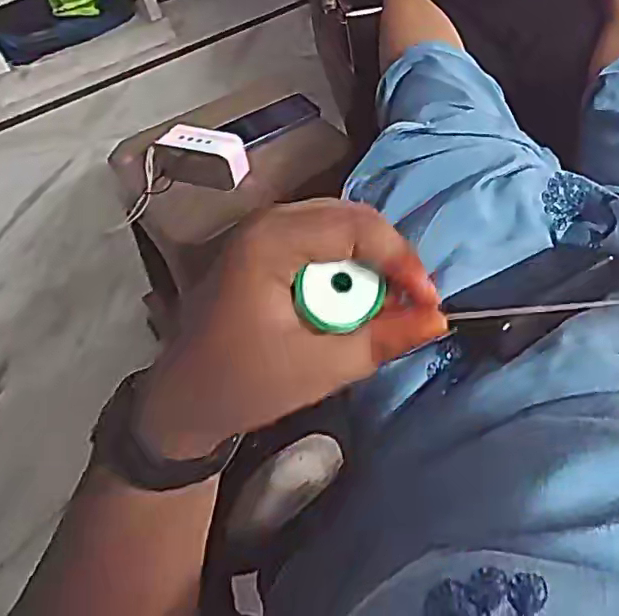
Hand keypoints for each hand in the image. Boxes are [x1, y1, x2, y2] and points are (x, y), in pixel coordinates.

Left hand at [137, 200, 446, 458]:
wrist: (182, 400)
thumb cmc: (241, 384)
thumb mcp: (317, 369)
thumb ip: (380, 339)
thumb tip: (437, 318)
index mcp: (271, 242)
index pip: (356, 227)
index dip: (400, 259)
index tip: (427, 300)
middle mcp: (270, 220)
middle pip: (354, 218)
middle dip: (389, 259)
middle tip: (412, 303)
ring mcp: (268, 227)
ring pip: (345, 224)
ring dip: (372, 262)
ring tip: (386, 304)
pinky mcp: (272, 241)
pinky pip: (329, 236)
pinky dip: (351, 263)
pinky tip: (354, 296)